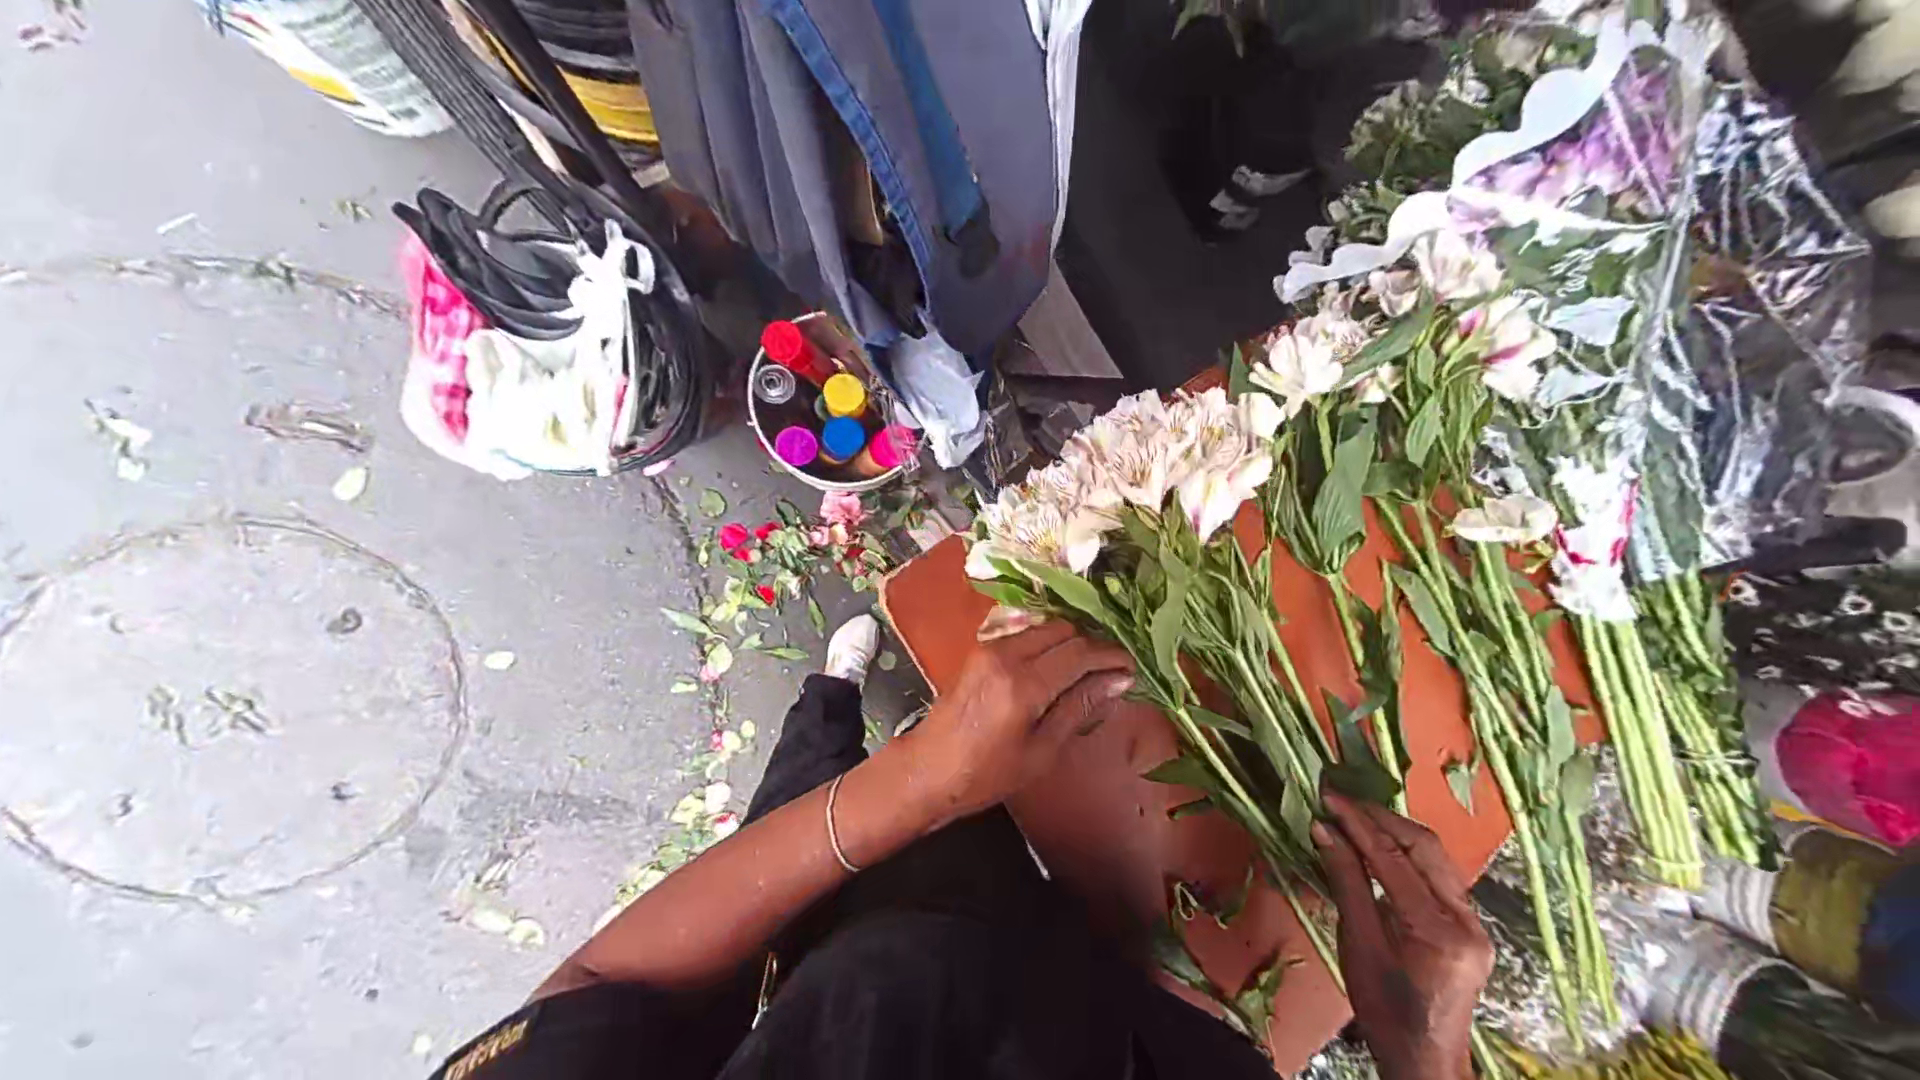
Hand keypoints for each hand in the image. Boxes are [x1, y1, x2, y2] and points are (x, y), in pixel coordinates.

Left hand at [893, 615, 1132, 825]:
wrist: (927, 770)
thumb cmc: (986, 774)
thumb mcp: (1041, 751)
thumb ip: (1079, 707)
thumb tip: (1118, 680)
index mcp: (1023, 683)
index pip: (1079, 652)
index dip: (1110, 655)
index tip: (1131, 666)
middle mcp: (1006, 654)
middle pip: (1063, 630)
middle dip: (1091, 645)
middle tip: (1110, 671)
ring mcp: (989, 648)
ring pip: (1044, 629)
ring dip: (1068, 643)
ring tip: (1086, 673)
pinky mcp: (980, 650)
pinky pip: (1024, 636)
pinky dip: (1047, 646)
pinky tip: (1056, 670)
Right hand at [1314, 790, 1491, 1079]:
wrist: (1425, 1058)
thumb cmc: (1384, 1007)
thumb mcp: (1357, 943)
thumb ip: (1345, 880)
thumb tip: (1322, 829)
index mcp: (1439, 930)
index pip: (1393, 858)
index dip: (1357, 823)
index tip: (1326, 797)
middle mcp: (1467, 920)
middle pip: (1424, 847)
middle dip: (1379, 817)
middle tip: (1340, 799)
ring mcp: (1474, 922)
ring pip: (1434, 855)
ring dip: (1393, 829)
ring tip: (1354, 814)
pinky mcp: (1469, 925)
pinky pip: (1436, 872)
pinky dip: (1404, 851)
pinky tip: (1377, 844)